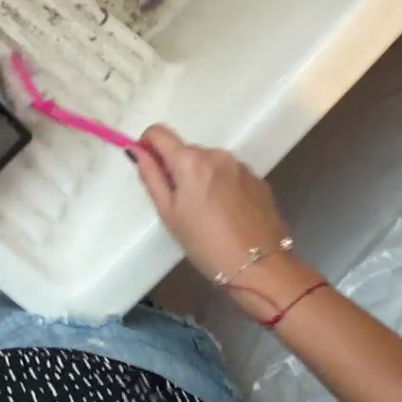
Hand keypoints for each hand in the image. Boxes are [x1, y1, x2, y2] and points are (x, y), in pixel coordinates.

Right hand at [129, 124, 321, 320]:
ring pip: (208, 161)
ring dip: (201, 176)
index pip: (158, 132)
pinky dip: (221, 184)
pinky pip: (229, 173)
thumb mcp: (169, 213)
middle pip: (185, 149)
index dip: (148, 145)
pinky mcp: (258, 179)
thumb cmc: (206, 244)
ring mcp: (240, 166)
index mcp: (190, 161)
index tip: (150, 167)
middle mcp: (216, 154)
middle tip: (180, 203)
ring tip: (207, 210)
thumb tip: (138, 150)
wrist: (263, 268)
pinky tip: (227, 213)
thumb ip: (151, 176)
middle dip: (177, 168)